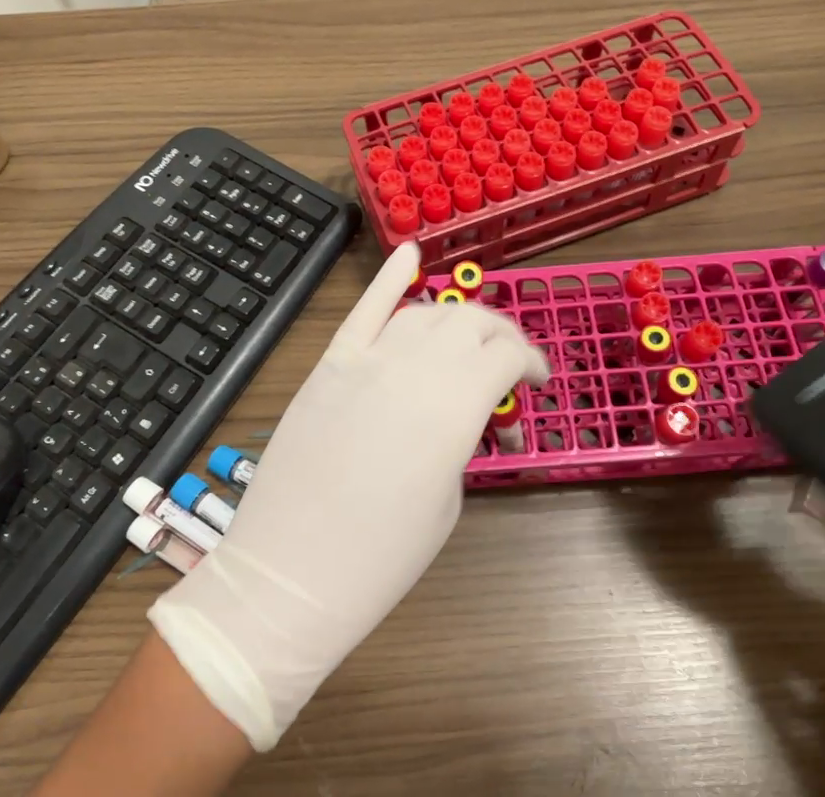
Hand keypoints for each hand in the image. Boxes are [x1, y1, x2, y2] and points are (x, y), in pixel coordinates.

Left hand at [148, 243, 548, 749]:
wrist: (289, 573)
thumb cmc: (380, 557)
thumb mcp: (447, 502)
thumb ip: (462, 440)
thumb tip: (467, 415)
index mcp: (453, 407)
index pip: (505, 355)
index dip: (531, 362)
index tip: (535, 383)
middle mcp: (412, 369)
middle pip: (470, 322)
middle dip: (500, 335)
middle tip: (509, 365)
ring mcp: (364, 362)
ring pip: (424, 313)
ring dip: (456, 319)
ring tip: (469, 341)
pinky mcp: (328, 367)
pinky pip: (362, 310)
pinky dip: (389, 277)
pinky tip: (410, 252)